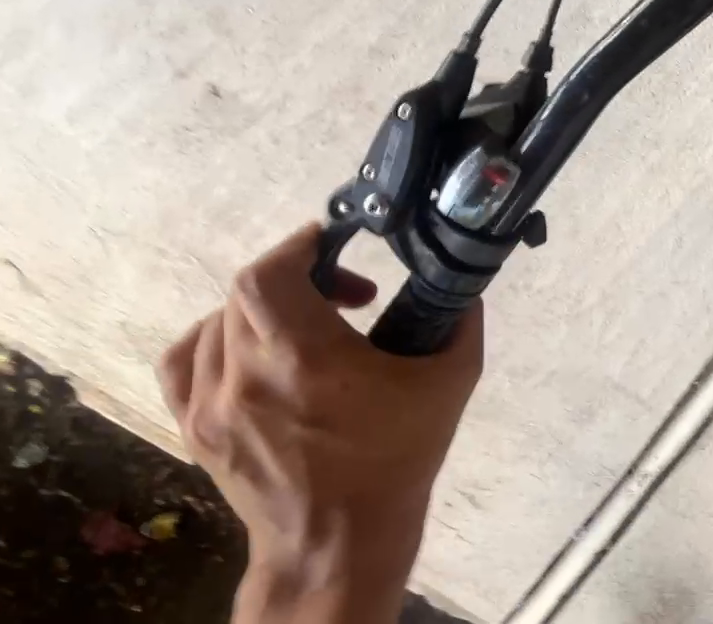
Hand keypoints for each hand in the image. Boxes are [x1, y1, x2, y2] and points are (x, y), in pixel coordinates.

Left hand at [156, 224, 483, 623]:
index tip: (335, 240)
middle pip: (245, 293)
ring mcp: (208, 404)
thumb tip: (461, 284)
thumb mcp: (454, 377)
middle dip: (299, 274)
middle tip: (348, 289)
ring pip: (216, 322)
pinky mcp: (194, 426)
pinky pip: (187, 361)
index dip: (299, 245)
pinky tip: (260, 348)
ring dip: (266, 306)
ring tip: (310, 320)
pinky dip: (220, 337)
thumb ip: (459, 319)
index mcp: (305, 357)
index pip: (268, 276)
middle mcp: (243, 374)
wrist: (341, 534)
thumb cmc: (401, 452)